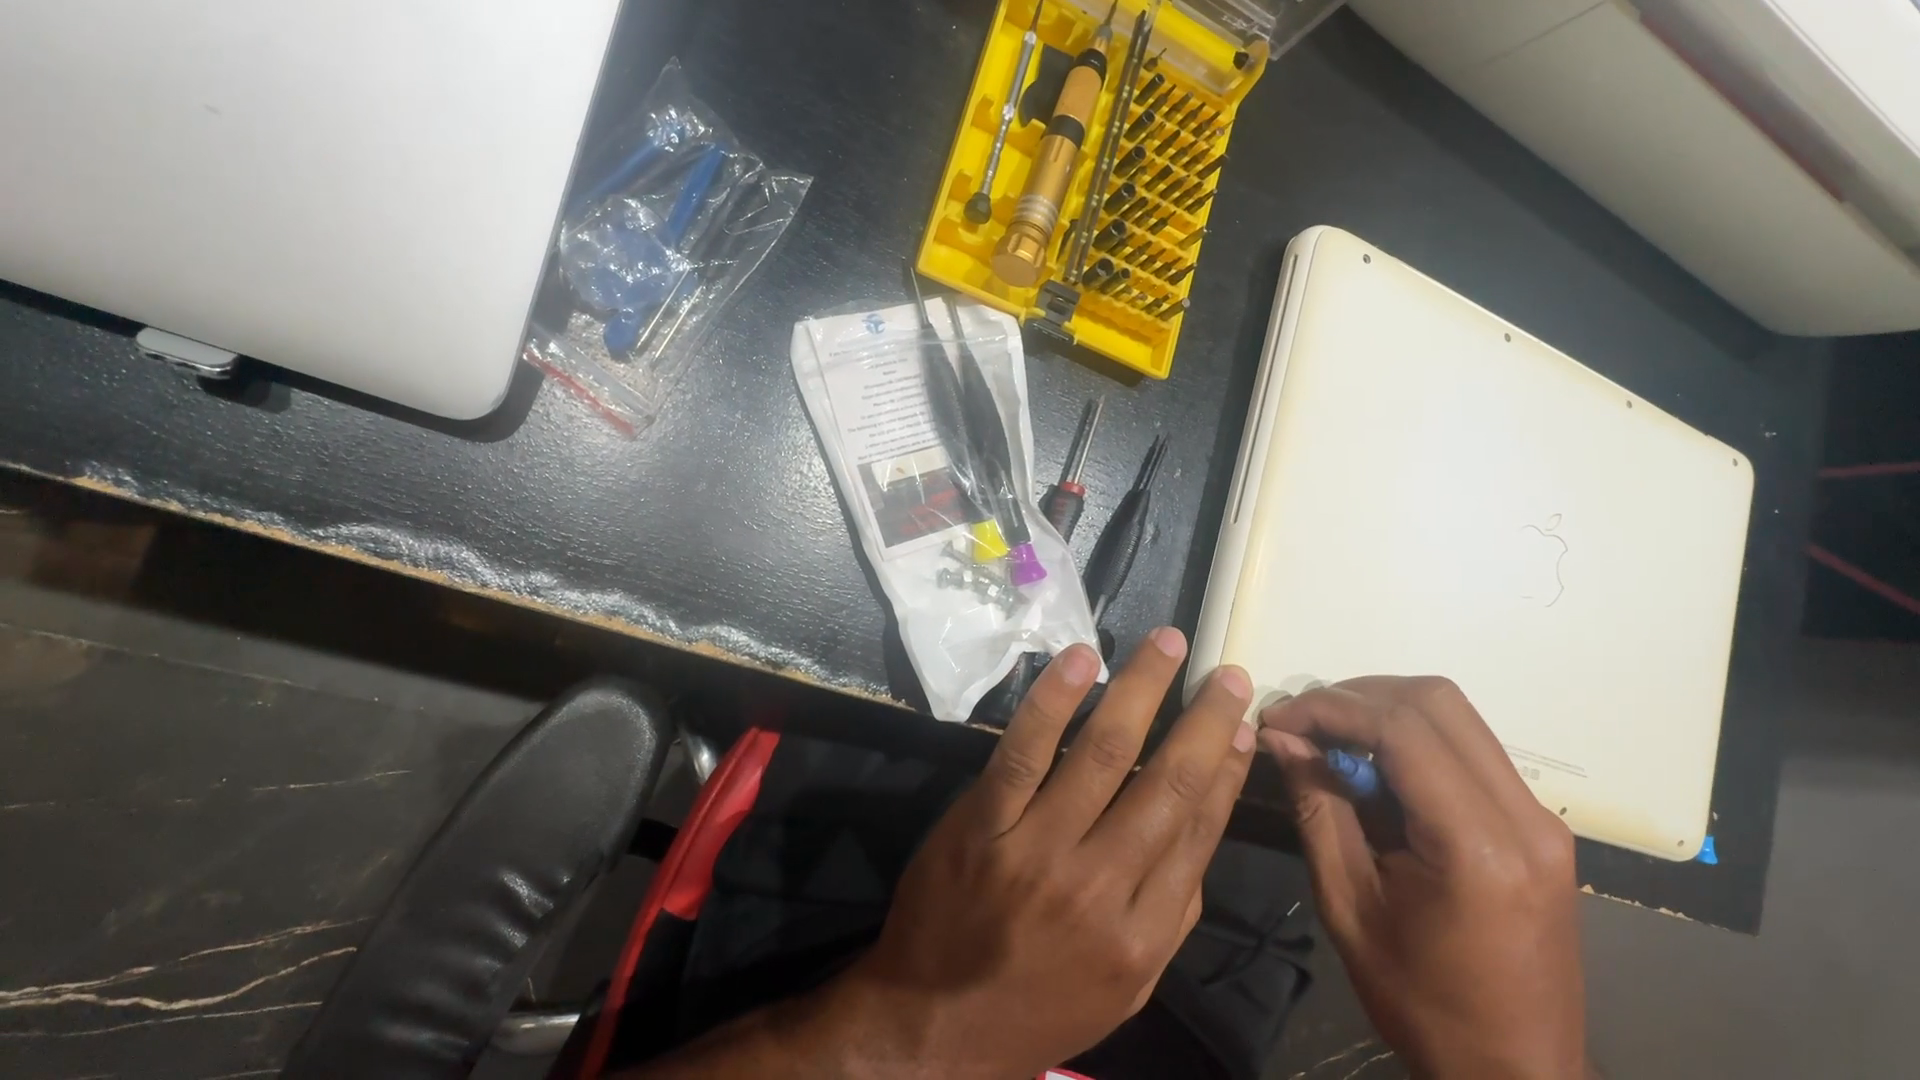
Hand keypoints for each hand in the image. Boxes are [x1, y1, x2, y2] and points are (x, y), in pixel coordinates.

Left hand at [830, 629, 1257, 1078]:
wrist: (932, 1025)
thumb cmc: (1037, 1005)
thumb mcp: (1125, 986)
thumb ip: (1170, 914)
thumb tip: (1201, 830)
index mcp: (1144, 931)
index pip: (1198, 830)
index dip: (1225, 770)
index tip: (1242, 725)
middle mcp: (1100, 885)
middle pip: (1166, 784)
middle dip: (1203, 721)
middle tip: (1227, 674)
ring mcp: (1037, 848)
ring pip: (1102, 753)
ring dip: (1140, 690)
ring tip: (1166, 644)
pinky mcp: (982, 822)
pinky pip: (1024, 751)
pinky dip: (1054, 701)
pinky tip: (1082, 661)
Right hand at [1259, 678, 1584, 1079]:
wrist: (1516, 1070)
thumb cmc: (1422, 1000)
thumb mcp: (1349, 905)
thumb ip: (1318, 808)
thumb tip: (1281, 738)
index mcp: (1478, 846)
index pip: (1401, 728)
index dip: (1329, 708)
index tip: (1276, 719)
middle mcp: (1526, 817)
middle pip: (1437, 701)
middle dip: (1356, 696)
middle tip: (1301, 725)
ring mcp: (1541, 819)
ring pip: (1456, 717)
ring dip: (1383, 712)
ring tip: (1328, 743)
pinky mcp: (1538, 826)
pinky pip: (1469, 750)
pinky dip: (1411, 741)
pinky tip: (1371, 771)